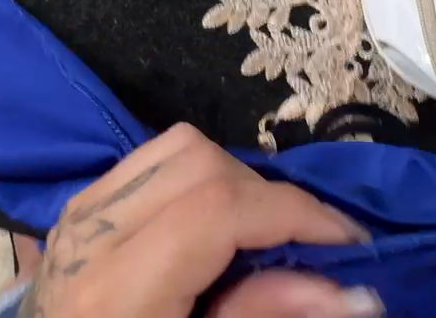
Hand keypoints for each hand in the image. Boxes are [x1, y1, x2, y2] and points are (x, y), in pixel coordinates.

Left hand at [19, 123, 382, 317]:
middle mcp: (91, 228)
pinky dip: (201, 177)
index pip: (215, 208)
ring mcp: (81, 206)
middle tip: (310, 245)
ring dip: (236, 178)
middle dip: (268, 194)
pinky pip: (154, 158)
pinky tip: (219, 222)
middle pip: (198, 160)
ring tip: (267, 232)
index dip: (293, 213)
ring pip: (178, 145)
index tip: (350, 241)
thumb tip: (354, 291)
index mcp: (116, 289)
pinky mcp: (82, 201)